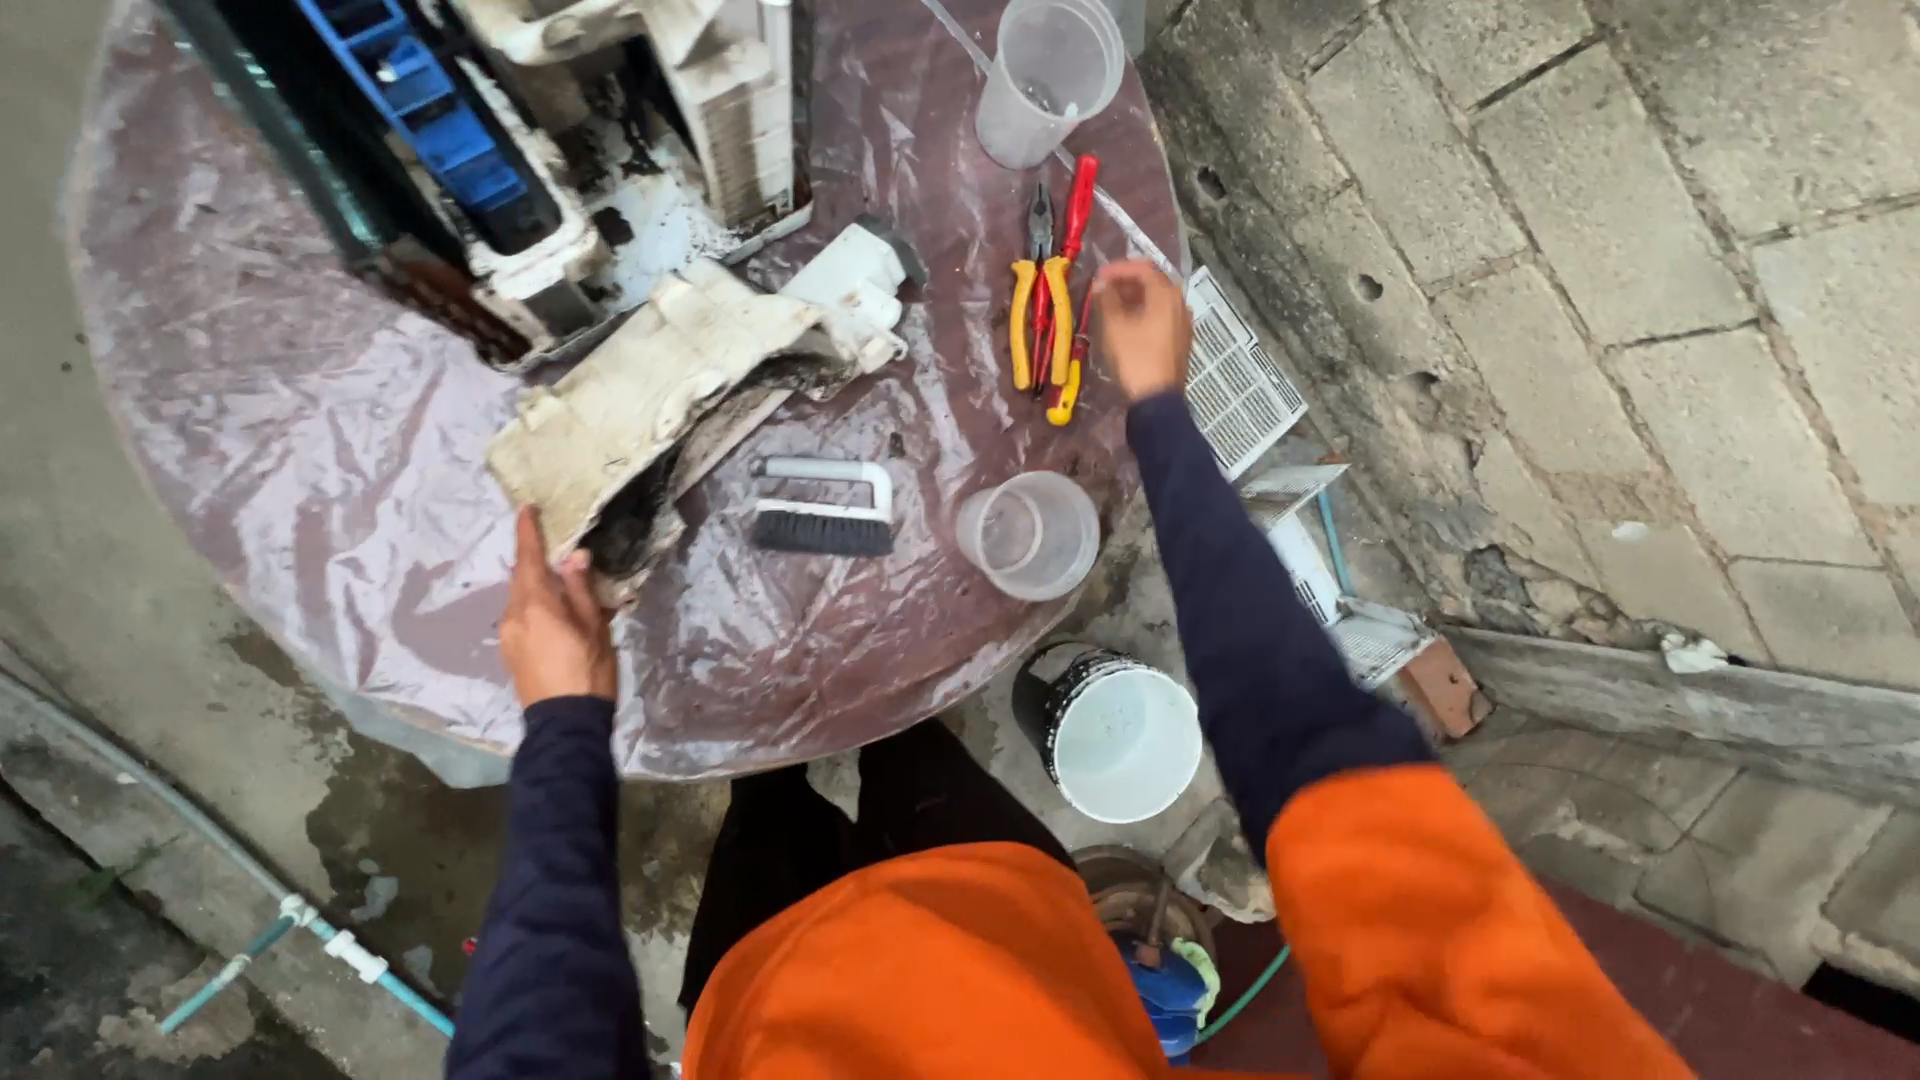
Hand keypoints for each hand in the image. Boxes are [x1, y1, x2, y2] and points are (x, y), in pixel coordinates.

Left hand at [500, 506, 617, 706]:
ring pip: (520, 597)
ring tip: (562, 583)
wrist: (565, 722)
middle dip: (534, 559)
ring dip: (537, 585)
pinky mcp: (509, 651)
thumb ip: (581, 589)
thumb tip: (573, 556)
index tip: (526, 508)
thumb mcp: (594, 626)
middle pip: (521, 577)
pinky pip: (520, 616)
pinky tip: (554, 613)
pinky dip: (535, 604)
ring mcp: (507, 635)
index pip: (527, 559)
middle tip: (555, 546)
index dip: (526, 532)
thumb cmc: (588, 670)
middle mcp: (513, 615)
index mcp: (536, 605)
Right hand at [1091, 260, 1192, 402]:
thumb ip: (1106, 299)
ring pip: (1157, 300)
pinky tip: (1128, 325)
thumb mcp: (1114, 326)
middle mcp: (1180, 302)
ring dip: (1134, 298)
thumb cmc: (1134, 358)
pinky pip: (1161, 316)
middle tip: (1103, 290)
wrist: (1157, 399)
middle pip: (1153, 281)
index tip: (1098, 277)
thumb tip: (1102, 284)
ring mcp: (1183, 322)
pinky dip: (1143, 313)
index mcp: (1166, 294)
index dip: (1118, 268)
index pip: (1142, 267)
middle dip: (1126, 282)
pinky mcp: (1180, 339)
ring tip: (1112, 307)